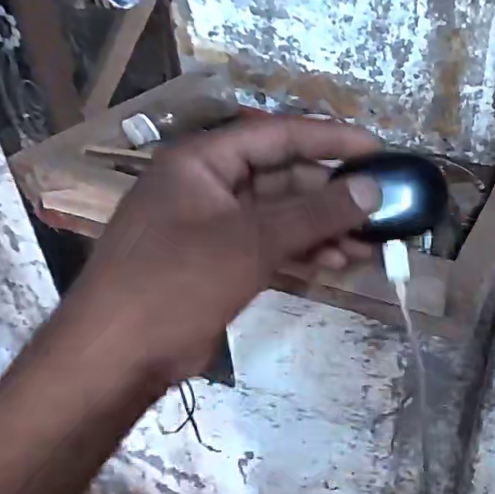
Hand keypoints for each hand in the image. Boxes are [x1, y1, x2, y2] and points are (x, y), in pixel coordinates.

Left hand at [50, 116, 383, 384]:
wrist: (116, 358)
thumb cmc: (175, 283)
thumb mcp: (251, 241)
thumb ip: (316, 213)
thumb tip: (374, 188)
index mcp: (201, 162)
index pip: (276, 135)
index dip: (329, 139)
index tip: (376, 149)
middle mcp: (208, 186)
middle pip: (283, 177)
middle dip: (331, 196)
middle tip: (379, 207)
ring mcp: (214, 227)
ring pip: (283, 216)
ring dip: (324, 229)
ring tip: (368, 245)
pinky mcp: (221, 262)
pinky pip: (273, 245)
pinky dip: (305, 252)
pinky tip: (338, 263)